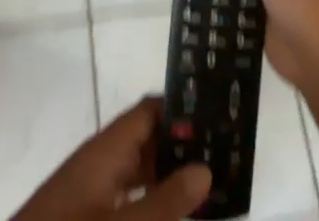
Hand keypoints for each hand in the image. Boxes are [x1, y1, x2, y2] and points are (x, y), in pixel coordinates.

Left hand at [12, 97, 210, 220]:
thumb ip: (164, 201)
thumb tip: (205, 168)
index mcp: (105, 151)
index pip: (149, 112)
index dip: (183, 109)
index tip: (220, 115)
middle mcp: (100, 162)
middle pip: (149, 140)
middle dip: (186, 145)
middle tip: (229, 152)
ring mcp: (93, 190)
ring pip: (141, 171)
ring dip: (173, 175)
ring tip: (215, 182)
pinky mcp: (89, 212)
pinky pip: (130, 196)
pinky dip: (155, 198)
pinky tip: (179, 213)